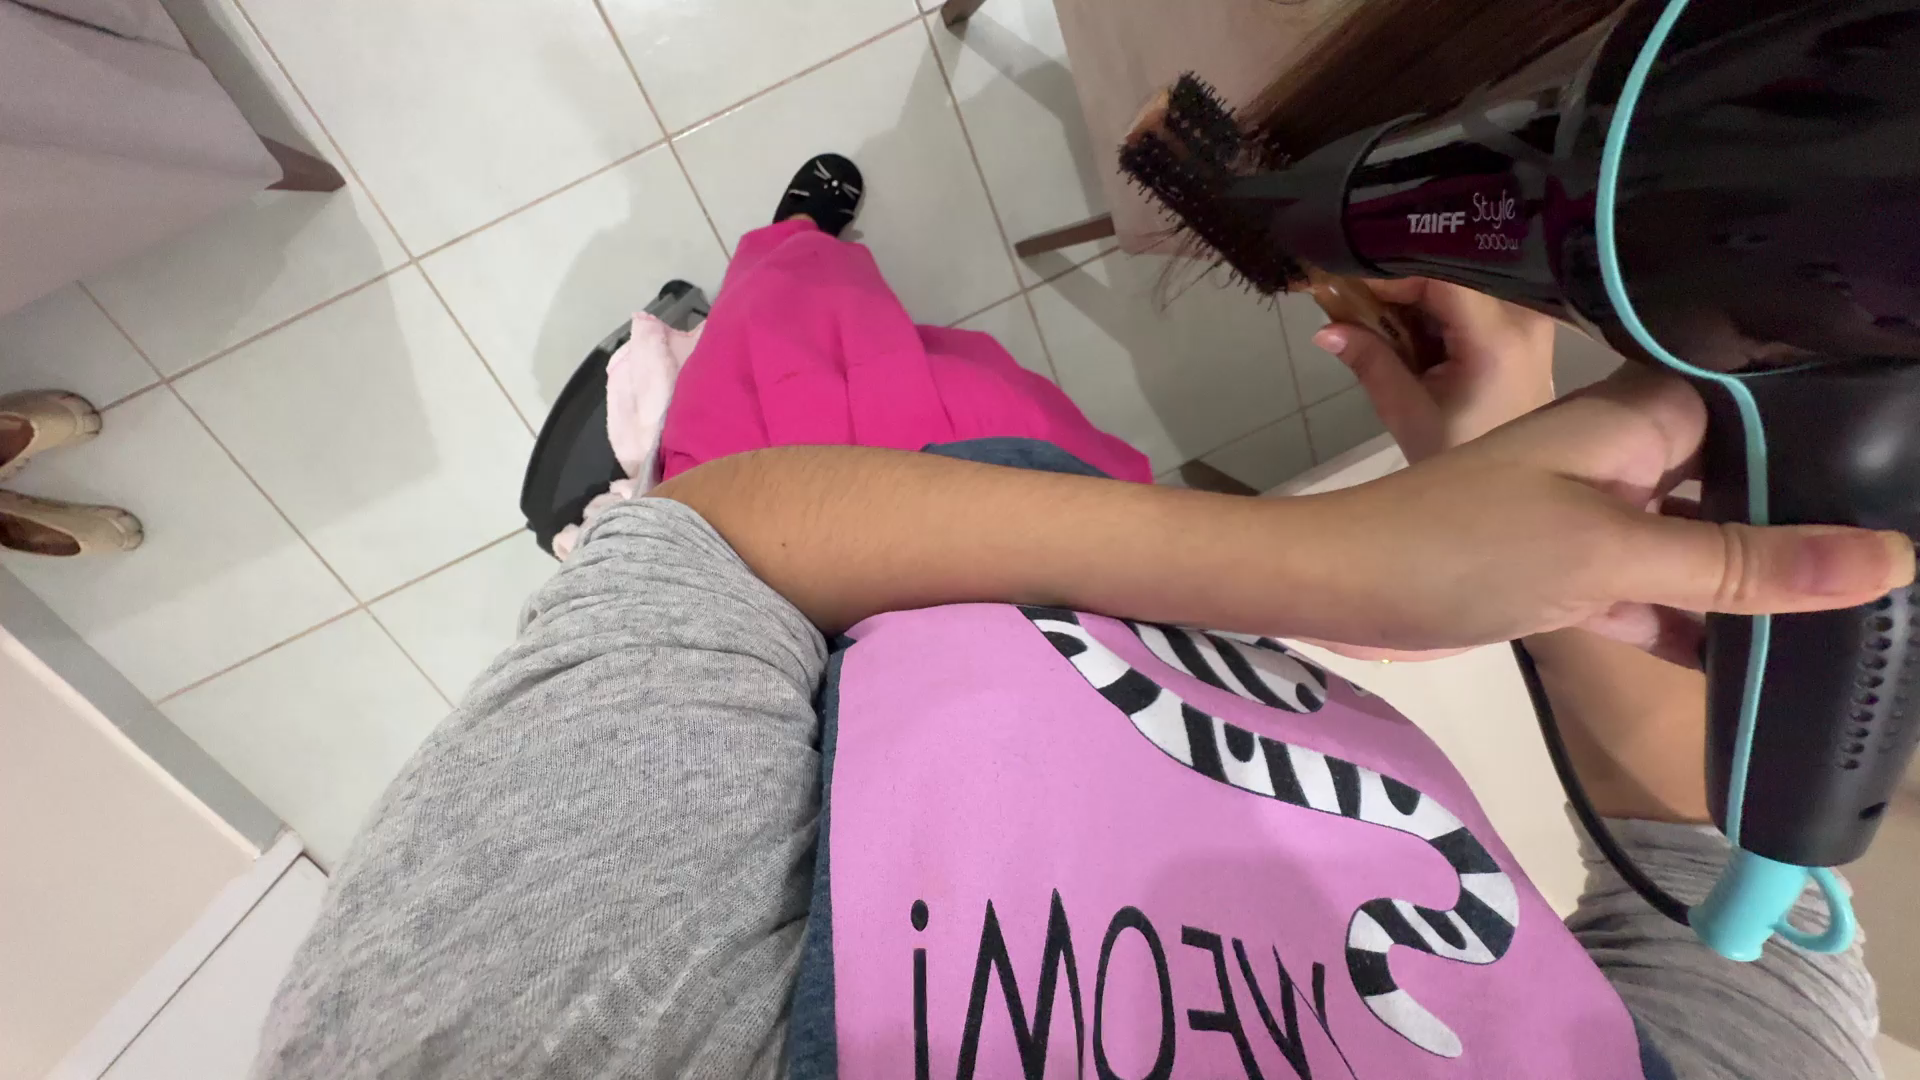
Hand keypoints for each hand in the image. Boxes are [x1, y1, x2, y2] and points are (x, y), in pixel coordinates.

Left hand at [1294, 368, 1914, 662]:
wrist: (1338, 586)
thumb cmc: (1461, 547)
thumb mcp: (1608, 550)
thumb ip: (1738, 557)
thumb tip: (1895, 557)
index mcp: (1627, 423)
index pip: (1761, 410)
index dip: (1837, 441)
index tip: (1917, 484)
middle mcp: (1611, 465)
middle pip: (1735, 485)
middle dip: (1809, 526)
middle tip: (1910, 579)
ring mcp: (1580, 523)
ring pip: (1689, 548)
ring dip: (1752, 586)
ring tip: (1866, 628)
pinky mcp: (1551, 577)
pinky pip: (1639, 596)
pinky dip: (1683, 624)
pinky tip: (1753, 667)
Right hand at [1313, 278, 1556, 462]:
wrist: (1513, 477)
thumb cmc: (1455, 449)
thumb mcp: (1404, 410)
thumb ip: (1369, 361)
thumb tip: (1324, 329)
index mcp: (1498, 339)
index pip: (1443, 279)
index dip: (1392, 275)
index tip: (1348, 288)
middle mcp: (1526, 316)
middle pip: (1455, 273)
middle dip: (1401, 282)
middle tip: (1355, 300)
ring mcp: (1532, 318)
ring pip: (1463, 282)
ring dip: (1417, 295)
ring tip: (1377, 315)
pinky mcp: (1526, 325)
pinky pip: (1474, 298)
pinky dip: (1435, 307)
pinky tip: (1408, 327)